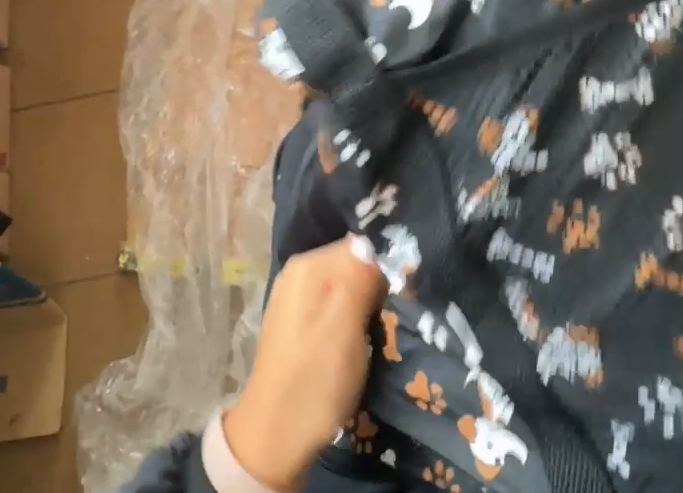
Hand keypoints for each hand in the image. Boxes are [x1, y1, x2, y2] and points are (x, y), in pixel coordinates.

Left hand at [224, 235, 387, 490]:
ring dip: (370, 305)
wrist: (275, 437)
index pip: (364, 245)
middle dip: (380, 286)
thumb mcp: (344, 326)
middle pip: (357, 262)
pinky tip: (362, 339)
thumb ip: (361, 278)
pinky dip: (356, 318)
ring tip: (382, 330)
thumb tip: (381, 245)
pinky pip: (339, 303)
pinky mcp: (302, 320)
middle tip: (397, 317)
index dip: (389, 268)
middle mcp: (301, 272)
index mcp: (309, 266)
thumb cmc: (314, 382)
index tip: (407, 297)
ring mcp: (299, 296)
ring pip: (351, 285)